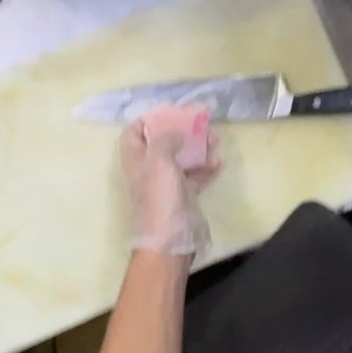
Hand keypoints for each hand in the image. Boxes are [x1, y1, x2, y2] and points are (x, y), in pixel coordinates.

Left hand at [120, 106, 220, 259]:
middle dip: (180, 130)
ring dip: (197, 146)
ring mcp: (166, 183)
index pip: (133, 133)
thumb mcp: (159, 161)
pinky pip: (195, 175)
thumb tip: (174, 133)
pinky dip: (206, 167)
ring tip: (214, 138)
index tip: (167, 112)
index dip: (146, 120)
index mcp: (136, 160)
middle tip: (198, 121)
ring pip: (181, 157)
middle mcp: (149, 170)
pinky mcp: (183, 195)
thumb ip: (165, 140)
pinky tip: (218, 162)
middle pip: (161, 143)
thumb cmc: (160, 197)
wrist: (172, 240)